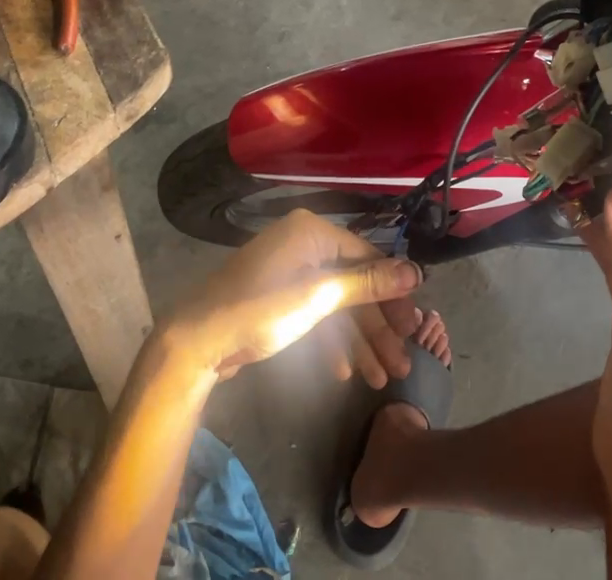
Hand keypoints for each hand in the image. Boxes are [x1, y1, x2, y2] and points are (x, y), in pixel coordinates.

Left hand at [161, 210, 423, 383]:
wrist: (196, 341)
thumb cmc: (259, 310)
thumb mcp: (318, 297)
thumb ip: (366, 283)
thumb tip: (415, 271)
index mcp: (312, 231)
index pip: (368, 257)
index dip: (394, 293)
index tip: (414, 328)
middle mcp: (303, 245)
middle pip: (354, 285)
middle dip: (378, 328)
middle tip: (403, 364)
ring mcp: (289, 273)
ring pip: (337, 306)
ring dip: (360, 343)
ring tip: (382, 379)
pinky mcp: (278, 300)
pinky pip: (316, 316)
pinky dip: (331, 343)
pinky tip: (344, 373)